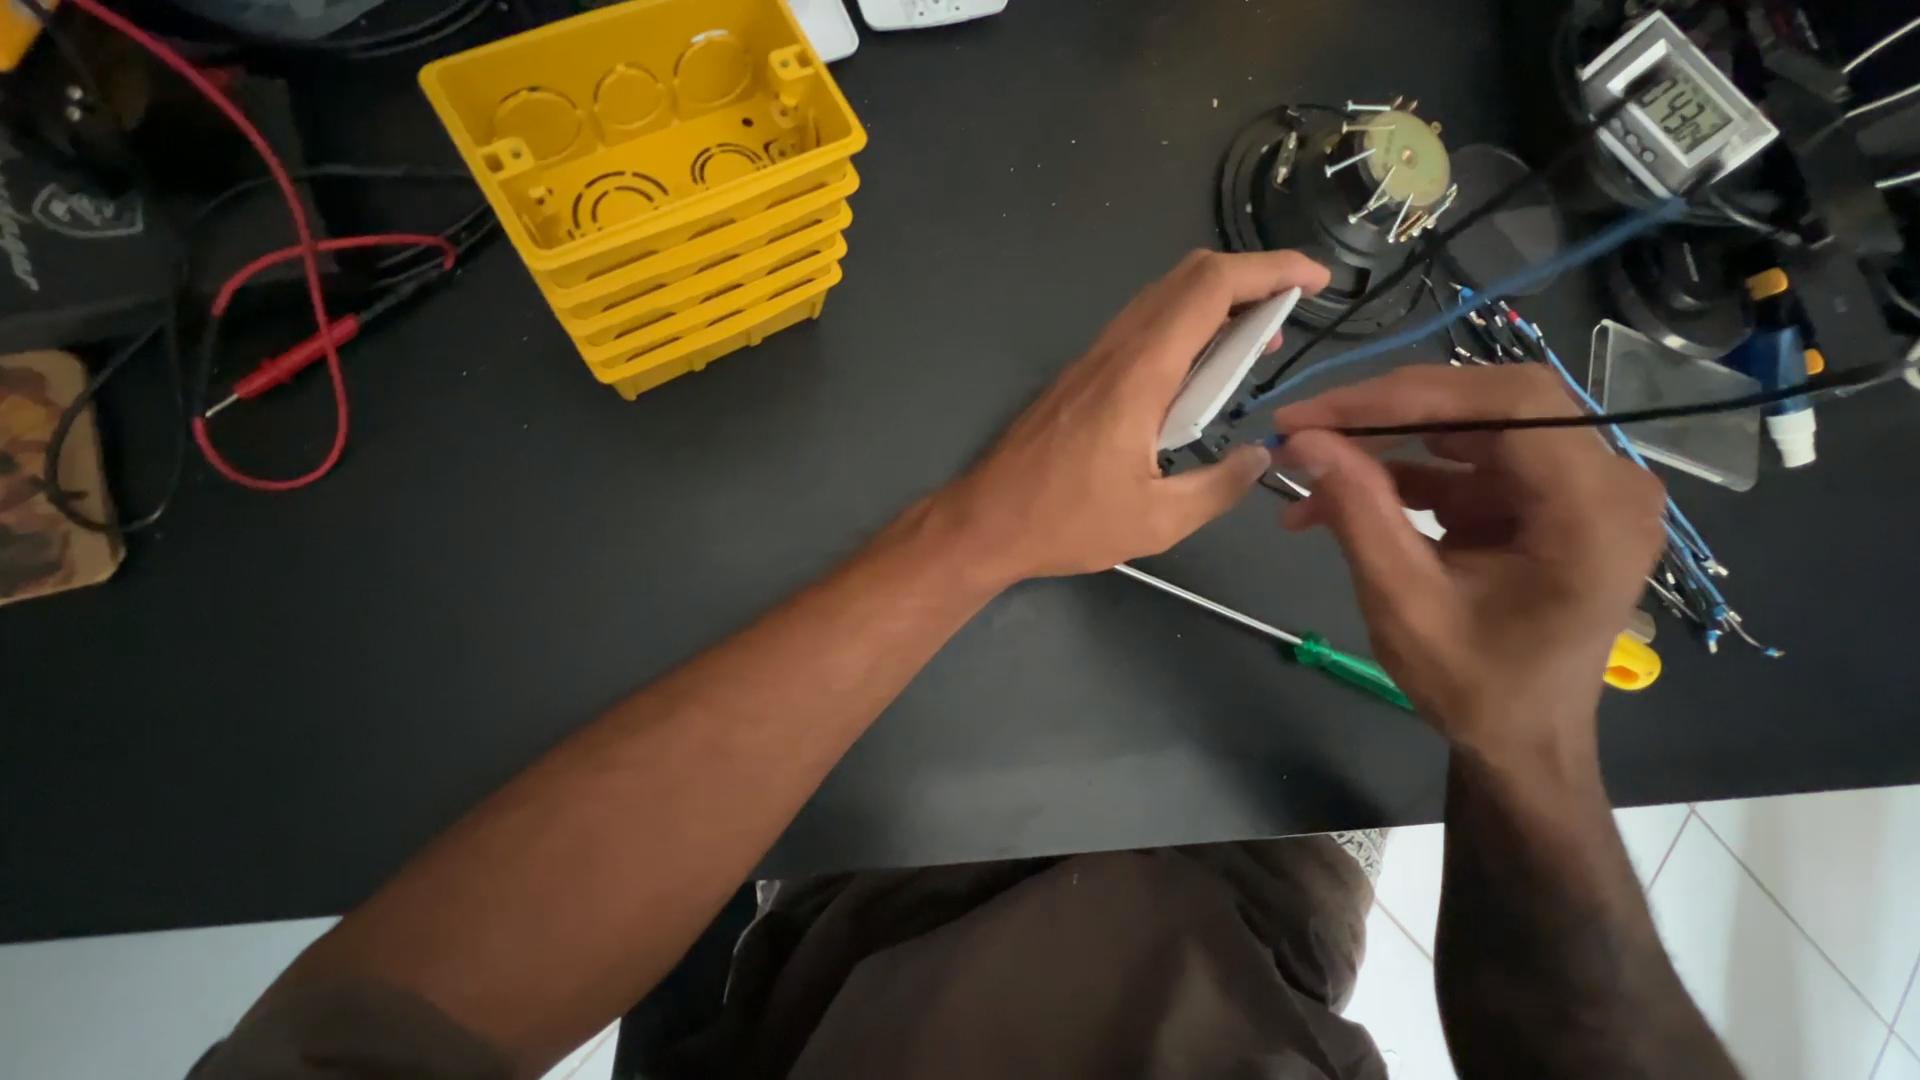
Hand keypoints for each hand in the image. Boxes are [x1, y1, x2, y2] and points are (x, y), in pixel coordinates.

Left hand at [930, 250, 1331, 583]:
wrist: (984, 522)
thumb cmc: (1066, 522)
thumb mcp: (1157, 520)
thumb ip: (1219, 486)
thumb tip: (1259, 458)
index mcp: (1140, 373)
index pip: (1210, 288)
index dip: (1270, 269)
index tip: (1313, 280)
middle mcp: (1115, 351)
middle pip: (1187, 278)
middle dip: (1248, 280)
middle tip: (1283, 320)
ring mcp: (1091, 360)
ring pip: (1160, 300)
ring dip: (1212, 306)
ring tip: (1248, 349)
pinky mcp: (1079, 378)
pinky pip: (1139, 329)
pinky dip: (1180, 330)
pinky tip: (1193, 378)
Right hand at [1271, 366, 1667, 756]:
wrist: (1521, 739)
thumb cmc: (1475, 686)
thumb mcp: (1403, 604)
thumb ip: (1359, 514)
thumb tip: (1305, 441)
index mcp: (1592, 510)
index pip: (1507, 404)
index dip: (1403, 396)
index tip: (1314, 415)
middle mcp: (1602, 482)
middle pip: (1489, 402)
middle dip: (1385, 411)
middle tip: (1303, 428)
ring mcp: (1573, 488)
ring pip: (1468, 425)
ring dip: (1381, 441)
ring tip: (1305, 463)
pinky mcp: (1538, 500)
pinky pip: (1462, 462)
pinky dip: (1397, 473)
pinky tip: (1335, 496)